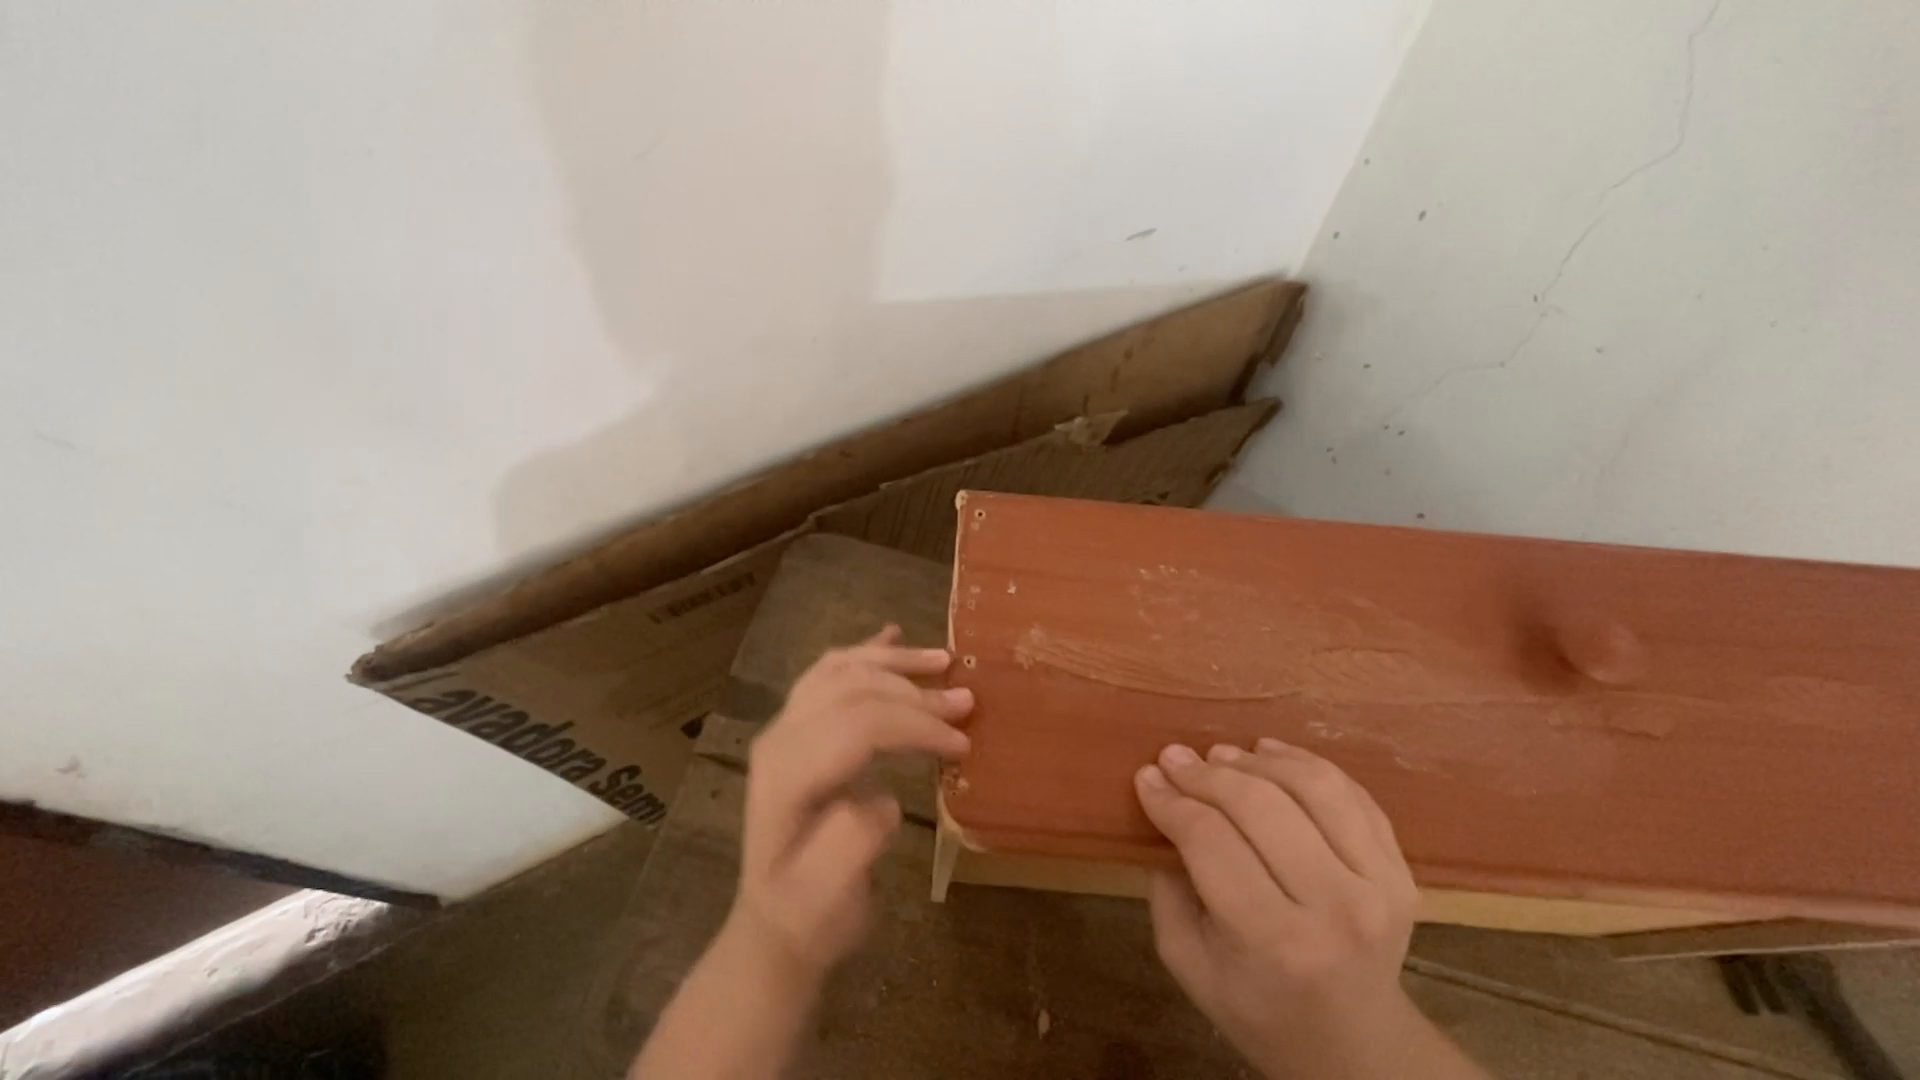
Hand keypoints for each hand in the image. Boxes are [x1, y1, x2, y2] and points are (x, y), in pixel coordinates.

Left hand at [726, 625, 972, 985]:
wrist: (774, 922)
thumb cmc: (809, 915)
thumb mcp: (830, 902)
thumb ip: (853, 847)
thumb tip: (885, 799)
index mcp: (787, 777)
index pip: (856, 726)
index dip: (914, 726)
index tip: (961, 744)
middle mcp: (780, 739)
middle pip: (852, 690)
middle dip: (915, 692)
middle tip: (969, 704)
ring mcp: (784, 729)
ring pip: (840, 670)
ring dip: (895, 662)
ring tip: (944, 661)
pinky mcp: (797, 728)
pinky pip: (828, 673)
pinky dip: (866, 652)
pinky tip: (893, 635)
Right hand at [1136, 739, 1456, 1079]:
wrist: (1354, 1045)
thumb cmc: (1258, 1009)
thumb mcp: (1188, 963)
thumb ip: (1168, 887)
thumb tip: (1164, 806)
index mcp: (1275, 940)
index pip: (1211, 840)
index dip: (1172, 801)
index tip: (1147, 777)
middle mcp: (1335, 907)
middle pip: (1260, 805)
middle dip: (1205, 774)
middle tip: (1174, 758)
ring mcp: (1379, 885)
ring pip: (1312, 787)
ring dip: (1257, 761)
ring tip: (1222, 755)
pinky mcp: (1401, 871)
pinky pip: (1352, 795)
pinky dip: (1307, 765)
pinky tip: (1270, 755)